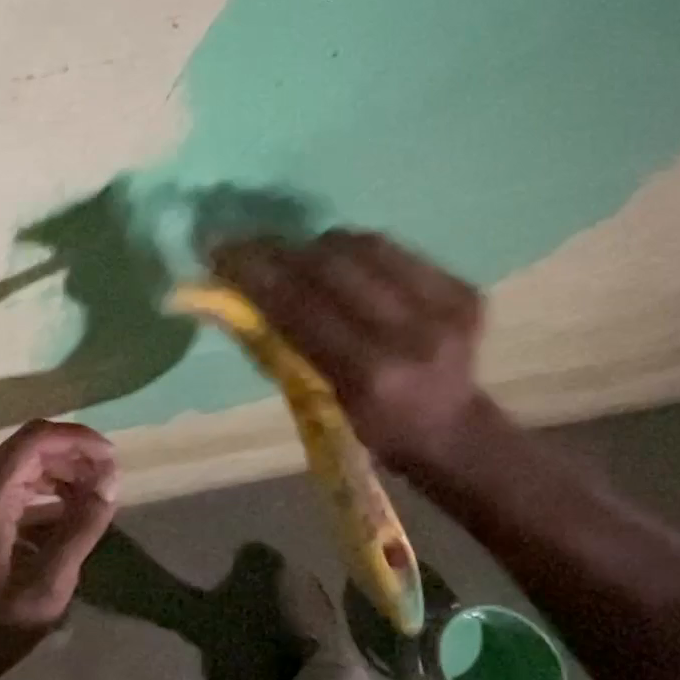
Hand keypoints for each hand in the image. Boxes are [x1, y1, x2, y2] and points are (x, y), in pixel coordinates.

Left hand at [0, 420, 118, 679]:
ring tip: (101, 493)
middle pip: (32, 444)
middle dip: (75, 452)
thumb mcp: (49, 584)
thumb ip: (80, 530)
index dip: (76, 438)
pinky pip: (24, 481)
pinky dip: (54, 486)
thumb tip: (110, 483)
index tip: (113, 458)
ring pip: (29, 460)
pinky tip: (78, 508)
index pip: (34, 439)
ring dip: (67, 468)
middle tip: (112, 479)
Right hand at [212, 229, 497, 474]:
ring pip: (361, 245)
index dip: (254, 272)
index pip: (298, 305)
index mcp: (369, 375)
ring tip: (295, 258)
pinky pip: (391, 249)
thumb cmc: (367, 427)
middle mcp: (412, 335)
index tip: (217, 251)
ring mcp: (445, 308)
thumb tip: (228, 292)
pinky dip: (355, 252)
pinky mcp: (462, 289)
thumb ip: (277, 344)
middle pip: (330, 264)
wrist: (454, 433)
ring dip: (316, 247)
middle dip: (279, 250)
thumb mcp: (316, 398)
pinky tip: (341, 266)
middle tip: (247, 246)